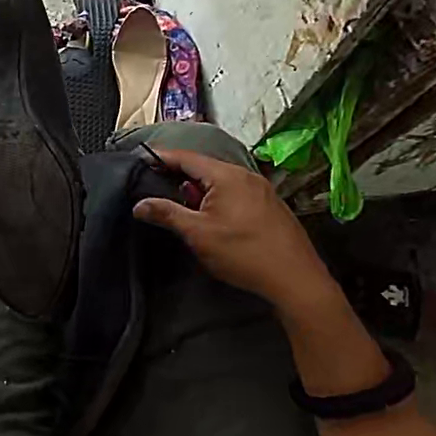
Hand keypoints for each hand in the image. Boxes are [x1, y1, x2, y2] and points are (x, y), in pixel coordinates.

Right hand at [132, 148, 339, 311]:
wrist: (295, 279)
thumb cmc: (242, 253)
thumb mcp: (197, 234)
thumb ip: (167, 214)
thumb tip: (139, 205)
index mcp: (227, 176)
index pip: (186, 157)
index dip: (161, 158)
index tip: (140, 160)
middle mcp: (245, 176)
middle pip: (204, 167)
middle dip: (178, 175)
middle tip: (154, 184)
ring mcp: (261, 190)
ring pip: (220, 181)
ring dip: (198, 189)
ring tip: (180, 205)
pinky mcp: (269, 206)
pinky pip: (235, 192)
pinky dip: (216, 197)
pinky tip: (210, 217)